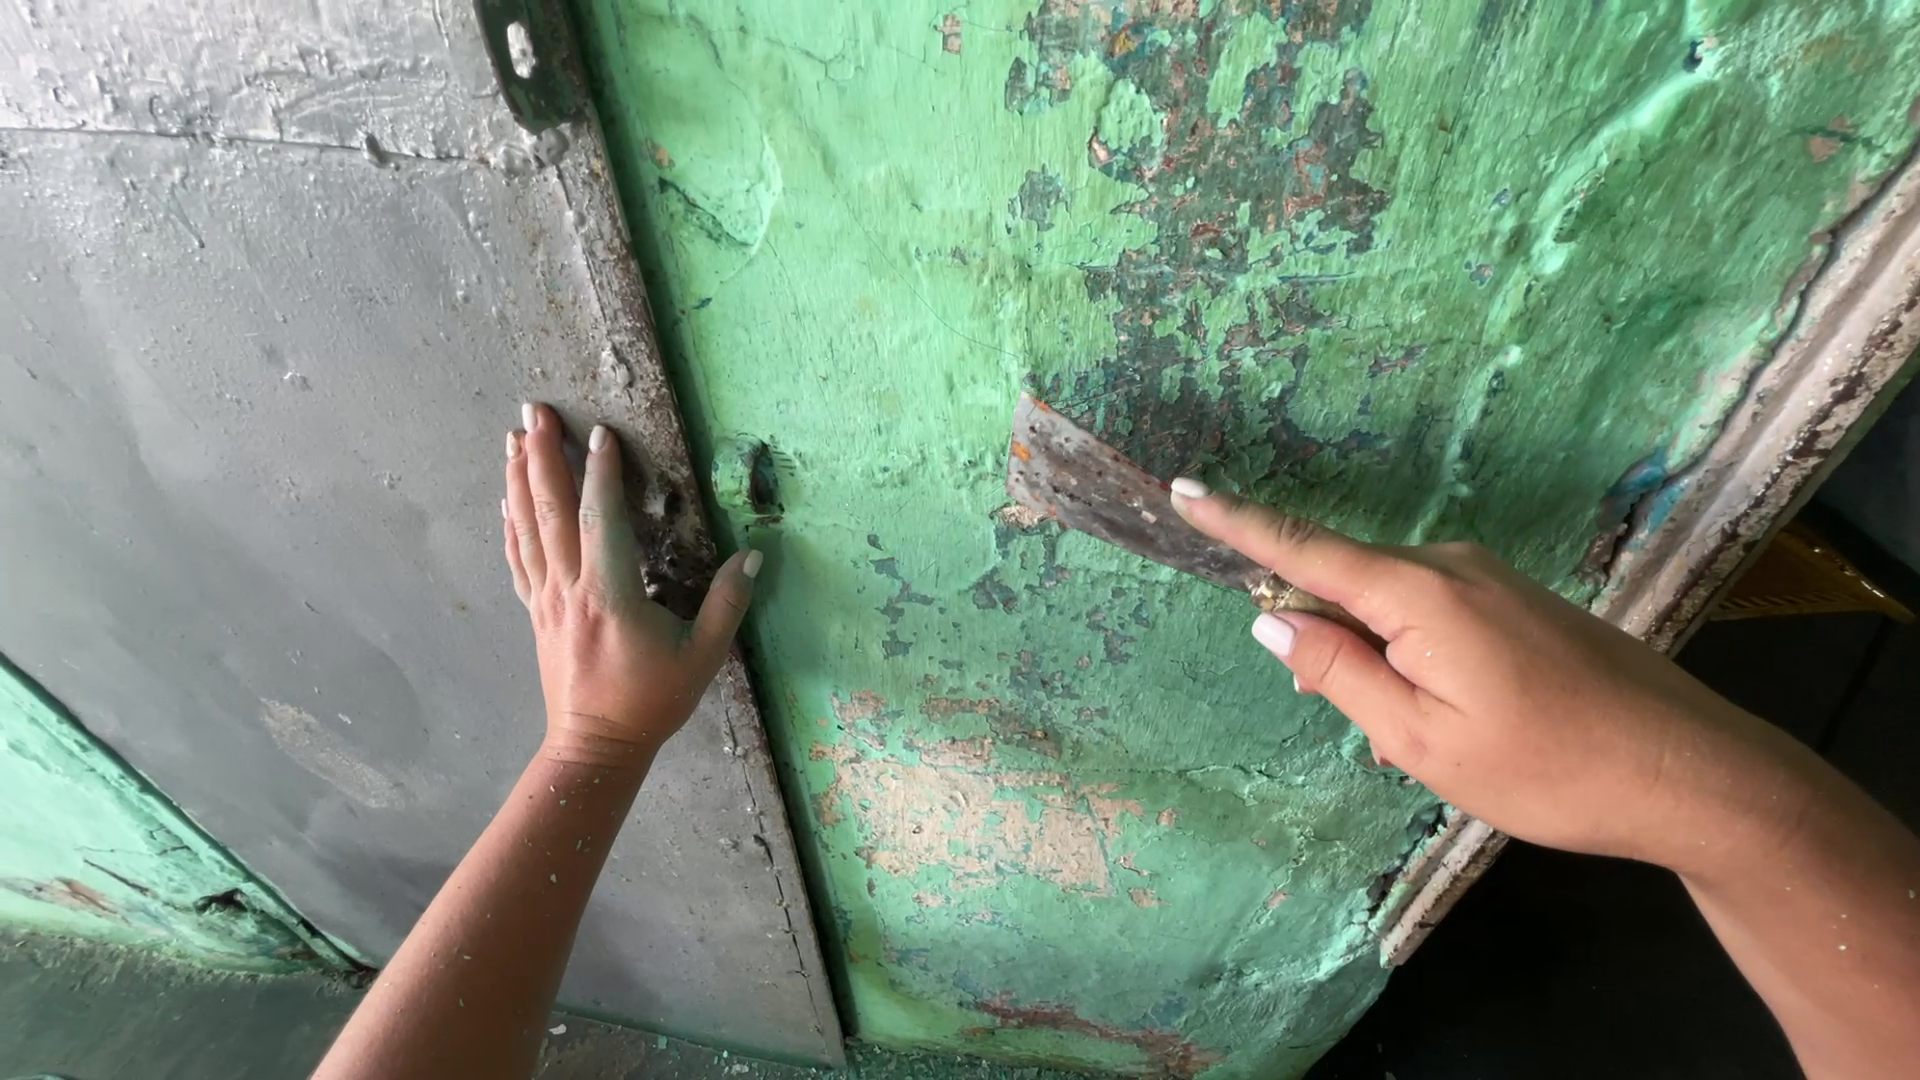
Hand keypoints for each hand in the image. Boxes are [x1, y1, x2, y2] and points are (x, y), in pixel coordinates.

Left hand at [503, 403, 757, 768]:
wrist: (595, 747)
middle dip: (542, 456)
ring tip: (514, 438)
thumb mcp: (703, 655)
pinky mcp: (537, 613)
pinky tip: (506, 501)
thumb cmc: (653, 701)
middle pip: (550, 511)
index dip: (601, 473)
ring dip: (519, 479)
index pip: (601, 519)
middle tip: (534, 410)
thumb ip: (727, 602)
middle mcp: (570, 589)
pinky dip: (511, 524)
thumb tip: (753, 555)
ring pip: (526, 529)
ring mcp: (546, 601)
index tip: (600, 432)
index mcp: (610, 595)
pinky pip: (518, 559)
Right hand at [1169, 479, 1775, 866]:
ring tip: (1409, 728)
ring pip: (1381, 600)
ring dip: (1367, 652)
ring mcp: (1483, 576)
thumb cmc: (1546, 768)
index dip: (1235, 522)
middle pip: (1339, 580)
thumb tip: (1272, 621)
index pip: (1300, 547)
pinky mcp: (1507, 596)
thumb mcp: (1420, 738)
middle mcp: (1445, 565)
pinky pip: (1422, 608)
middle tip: (1347, 710)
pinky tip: (1440, 706)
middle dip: (1318, 633)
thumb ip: (1337, 671)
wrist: (1701, 778)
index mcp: (1417, 593)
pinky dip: (1403, 649)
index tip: (1183, 491)